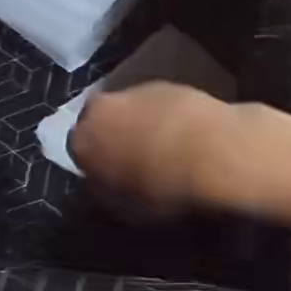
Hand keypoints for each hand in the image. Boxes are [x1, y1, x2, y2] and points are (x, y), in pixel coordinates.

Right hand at [69, 83, 290, 214]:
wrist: (211, 151)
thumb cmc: (161, 188)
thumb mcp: (124, 207)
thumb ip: (106, 191)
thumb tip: (105, 185)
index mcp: (82, 139)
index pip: (79, 152)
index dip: (96, 166)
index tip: (112, 177)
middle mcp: (101, 108)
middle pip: (102, 123)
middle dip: (115, 138)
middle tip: (138, 162)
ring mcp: (135, 91)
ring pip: (131, 110)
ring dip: (142, 125)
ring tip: (168, 150)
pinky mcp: (168, 83)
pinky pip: (159, 105)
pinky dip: (167, 118)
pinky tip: (187, 136)